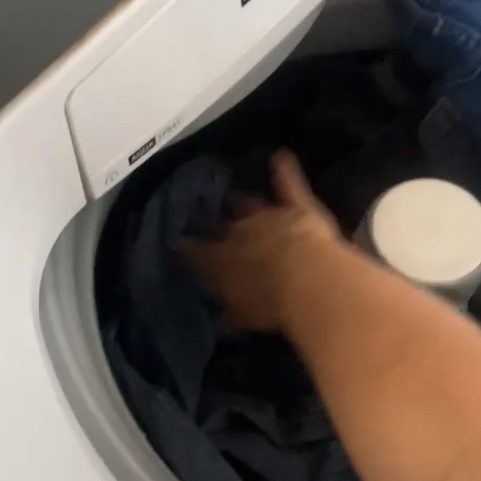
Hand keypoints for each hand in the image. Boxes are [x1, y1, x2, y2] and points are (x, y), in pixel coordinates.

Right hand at [182, 149, 347, 331]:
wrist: (307, 277)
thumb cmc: (271, 304)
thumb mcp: (245, 317)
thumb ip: (230, 316)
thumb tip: (219, 324)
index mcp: (219, 262)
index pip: (195, 254)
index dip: (184, 251)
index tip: (173, 246)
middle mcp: (238, 233)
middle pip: (220, 228)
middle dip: (212, 227)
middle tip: (206, 224)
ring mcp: (267, 216)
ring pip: (248, 205)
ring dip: (239, 202)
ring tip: (230, 196)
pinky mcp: (297, 208)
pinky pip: (290, 186)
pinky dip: (286, 172)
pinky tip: (281, 156)